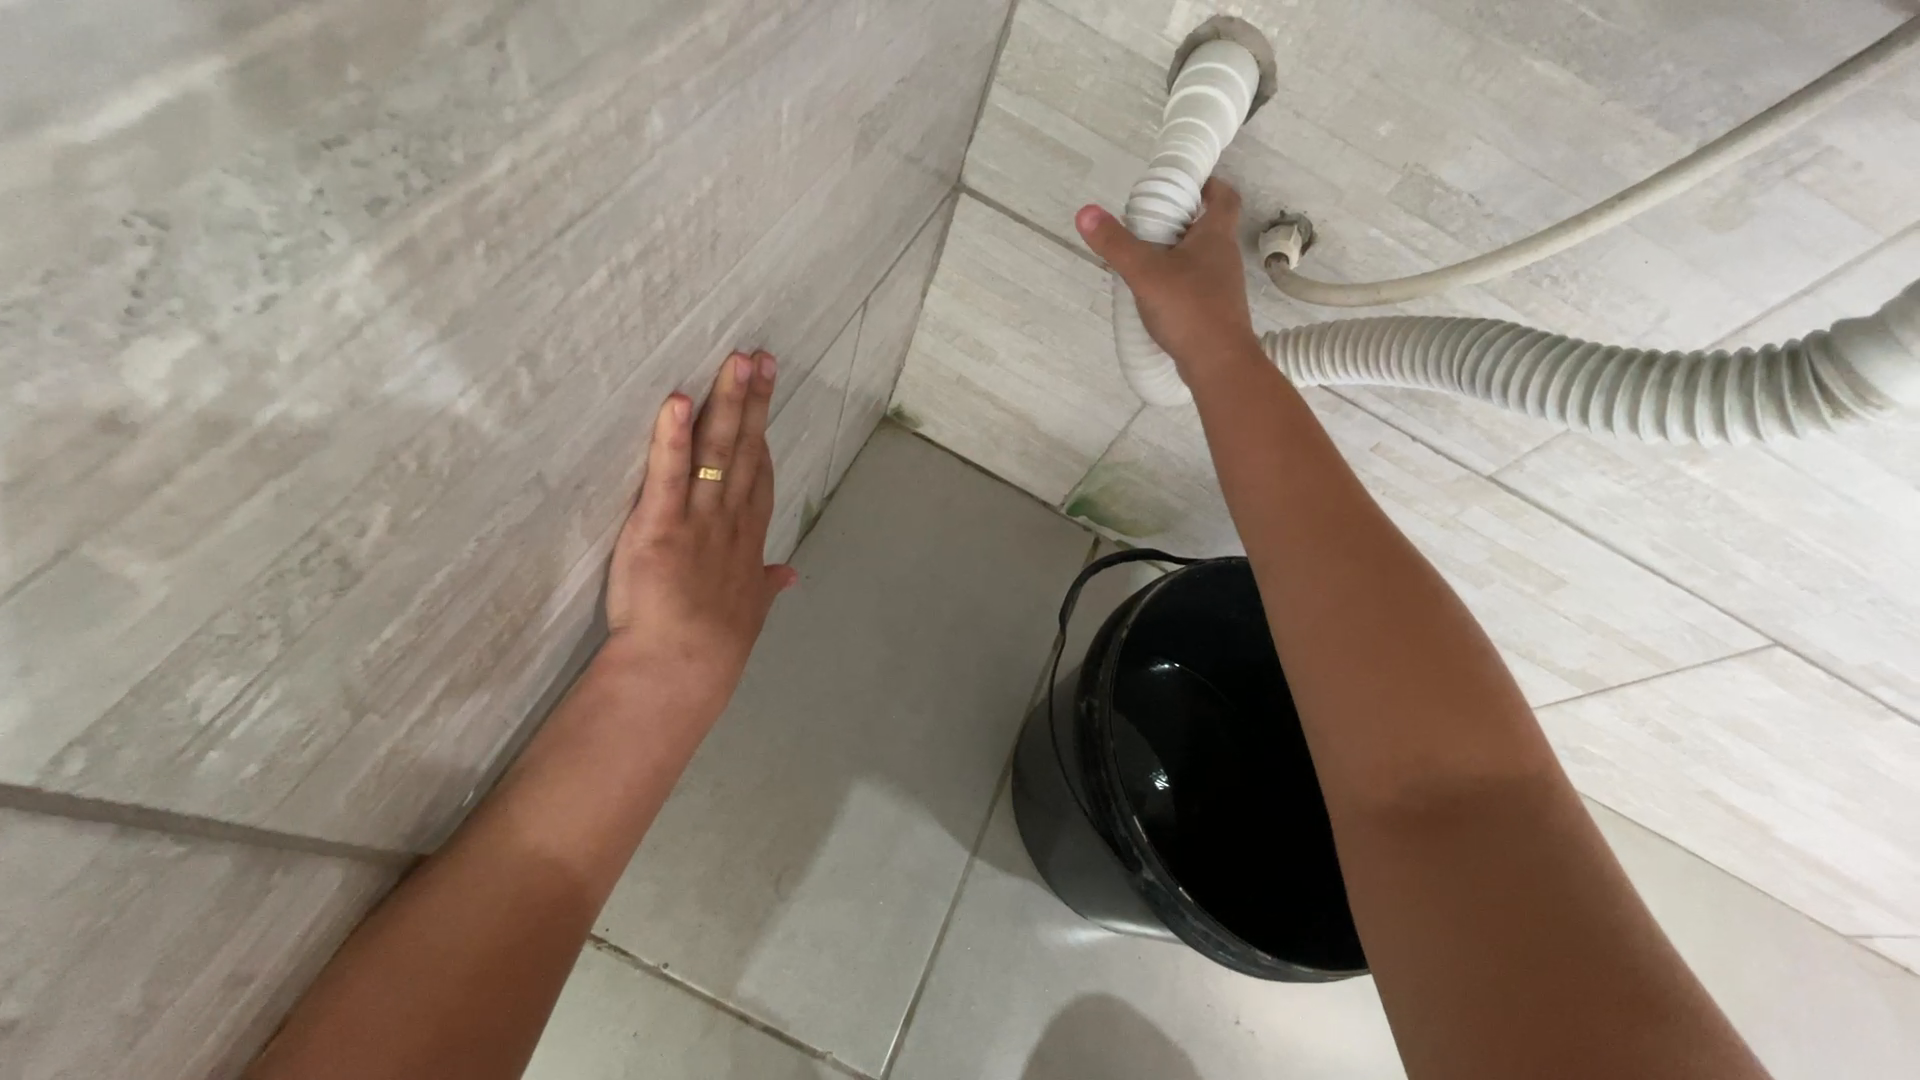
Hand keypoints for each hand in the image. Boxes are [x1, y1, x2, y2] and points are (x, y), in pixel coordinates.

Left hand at [601, 350, 798, 712]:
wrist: (684, 665)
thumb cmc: (713, 640)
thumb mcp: (752, 609)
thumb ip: (768, 583)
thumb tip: (790, 574)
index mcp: (747, 536)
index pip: (757, 475)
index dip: (762, 434)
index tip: (765, 398)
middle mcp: (729, 518)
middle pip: (744, 450)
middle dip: (754, 402)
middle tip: (759, 358)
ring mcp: (698, 518)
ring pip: (716, 451)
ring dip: (728, 403)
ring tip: (735, 362)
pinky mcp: (659, 524)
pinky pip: (668, 474)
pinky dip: (673, 437)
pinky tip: (678, 401)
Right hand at [1075, 179, 1262, 384]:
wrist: (1219, 363)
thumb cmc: (1188, 309)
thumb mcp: (1145, 273)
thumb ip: (1116, 244)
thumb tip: (1085, 213)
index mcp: (1215, 236)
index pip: (1224, 197)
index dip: (1209, 185)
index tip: (1186, 187)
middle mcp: (1224, 257)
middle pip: (1208, 228)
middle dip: (1181, 222)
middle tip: (1150, 225)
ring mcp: (1222, 287)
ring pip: (1200, 260)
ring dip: (1176, 256)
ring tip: (1144, 263)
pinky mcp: (1215, 312)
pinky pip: (1194, 287)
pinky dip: (1176, 284)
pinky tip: (1153, 297)